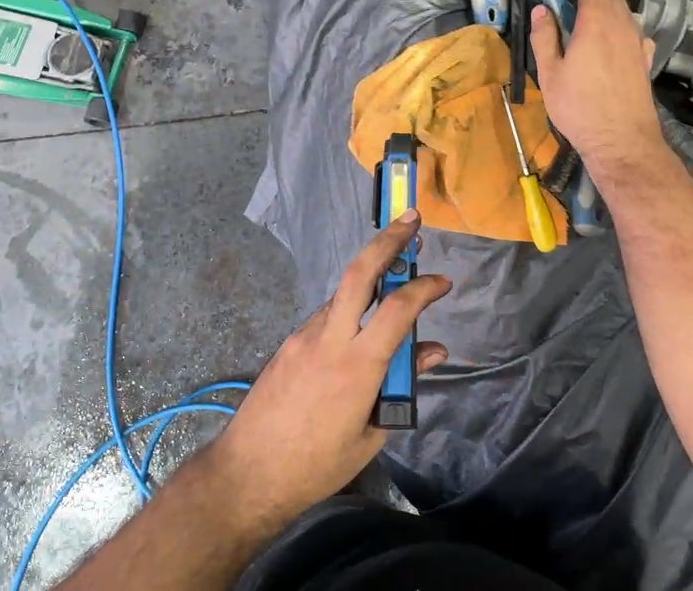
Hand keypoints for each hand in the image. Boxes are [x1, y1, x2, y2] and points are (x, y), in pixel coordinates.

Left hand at [207, 210, 449, 523]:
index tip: (443, 283)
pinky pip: (325, 318)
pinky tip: (357, 336)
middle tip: (410, 219)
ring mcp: (303, 337)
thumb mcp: (373, 433)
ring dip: (368, 283)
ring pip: (342, 296)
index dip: (425, 289)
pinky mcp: (288, 343)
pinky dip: (347, 313)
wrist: (248, 473)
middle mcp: (328, 339)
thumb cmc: (317, 466)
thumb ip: (402, 386)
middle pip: (359, 273)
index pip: (398, 310)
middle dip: (387, 241)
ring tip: (392, 291)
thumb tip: (432, 353)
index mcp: (356, 366)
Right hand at [530, 0, 665, 169]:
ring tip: (588, 26)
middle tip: (570, 8)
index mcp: (595, 24)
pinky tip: (612, 46)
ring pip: (625, 12)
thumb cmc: (578, 107)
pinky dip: (622, 29)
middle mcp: (621, 26)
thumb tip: (540, 10)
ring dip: (607, 9)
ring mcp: (638, 43)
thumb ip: (544, 38)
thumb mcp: (549, 74)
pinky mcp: (646, 60)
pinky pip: (636, 32)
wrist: (621, 140)